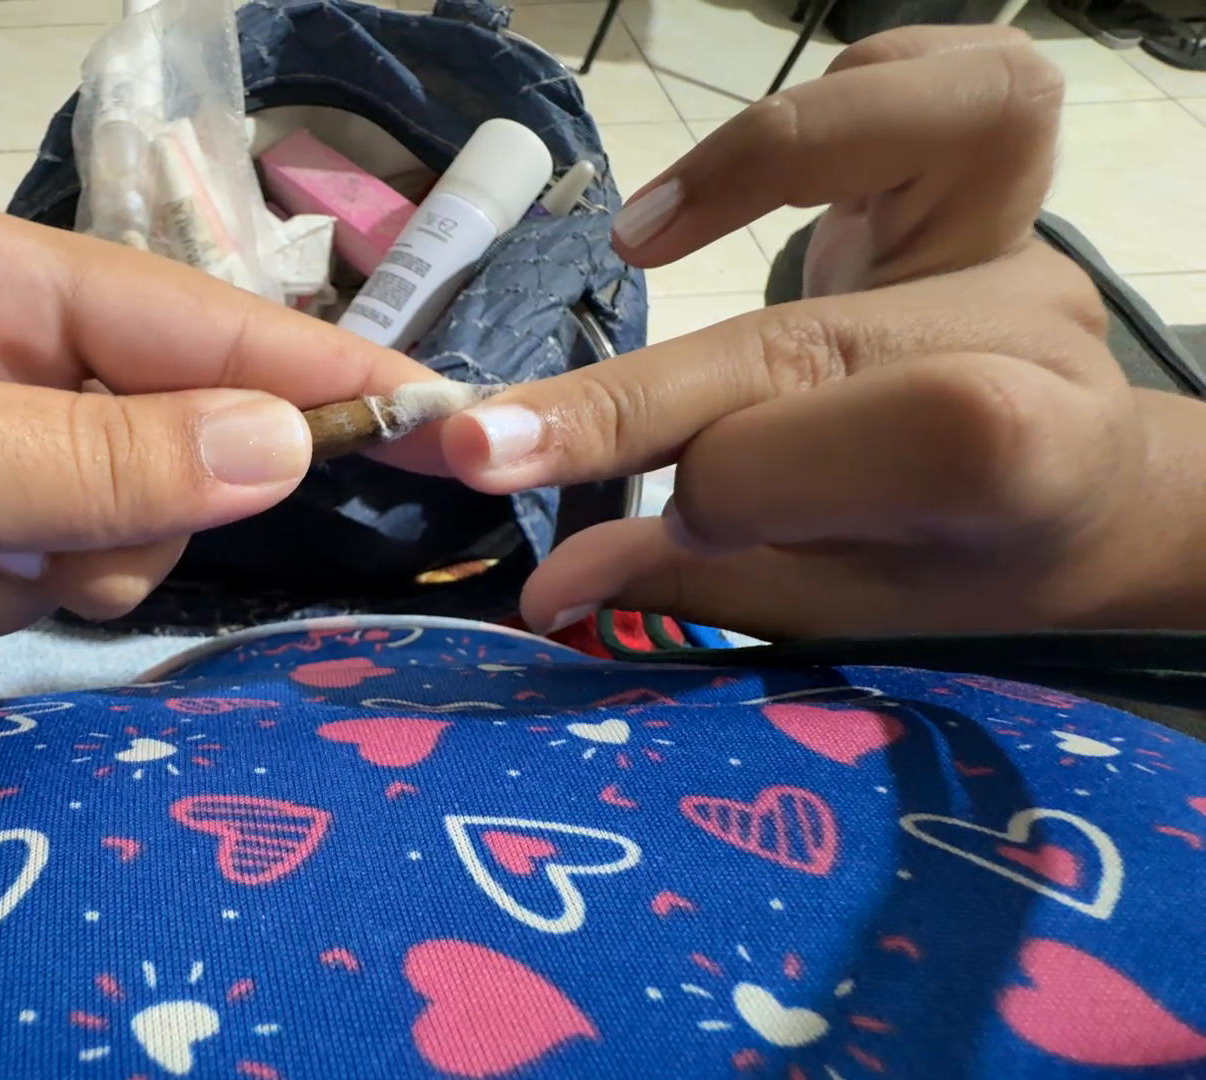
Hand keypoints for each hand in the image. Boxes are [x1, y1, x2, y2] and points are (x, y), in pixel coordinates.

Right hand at [443, 26, 1205, 638]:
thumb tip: (536, 593)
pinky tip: (742, 167)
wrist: (1078, 498)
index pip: (849, 455)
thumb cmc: (945, 567)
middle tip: (481, 442)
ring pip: (952, 117)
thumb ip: (673, 582)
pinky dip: (840, 96)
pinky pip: (952, 83)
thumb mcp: (816, 604)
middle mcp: (1018, 339)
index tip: (606, 537)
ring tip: (640, 235)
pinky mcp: (984, 198)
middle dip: (614, 403)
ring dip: (761, 156)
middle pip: (795, 344)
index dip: (720, 487)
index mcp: (1009, 475)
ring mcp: (1006, 249)